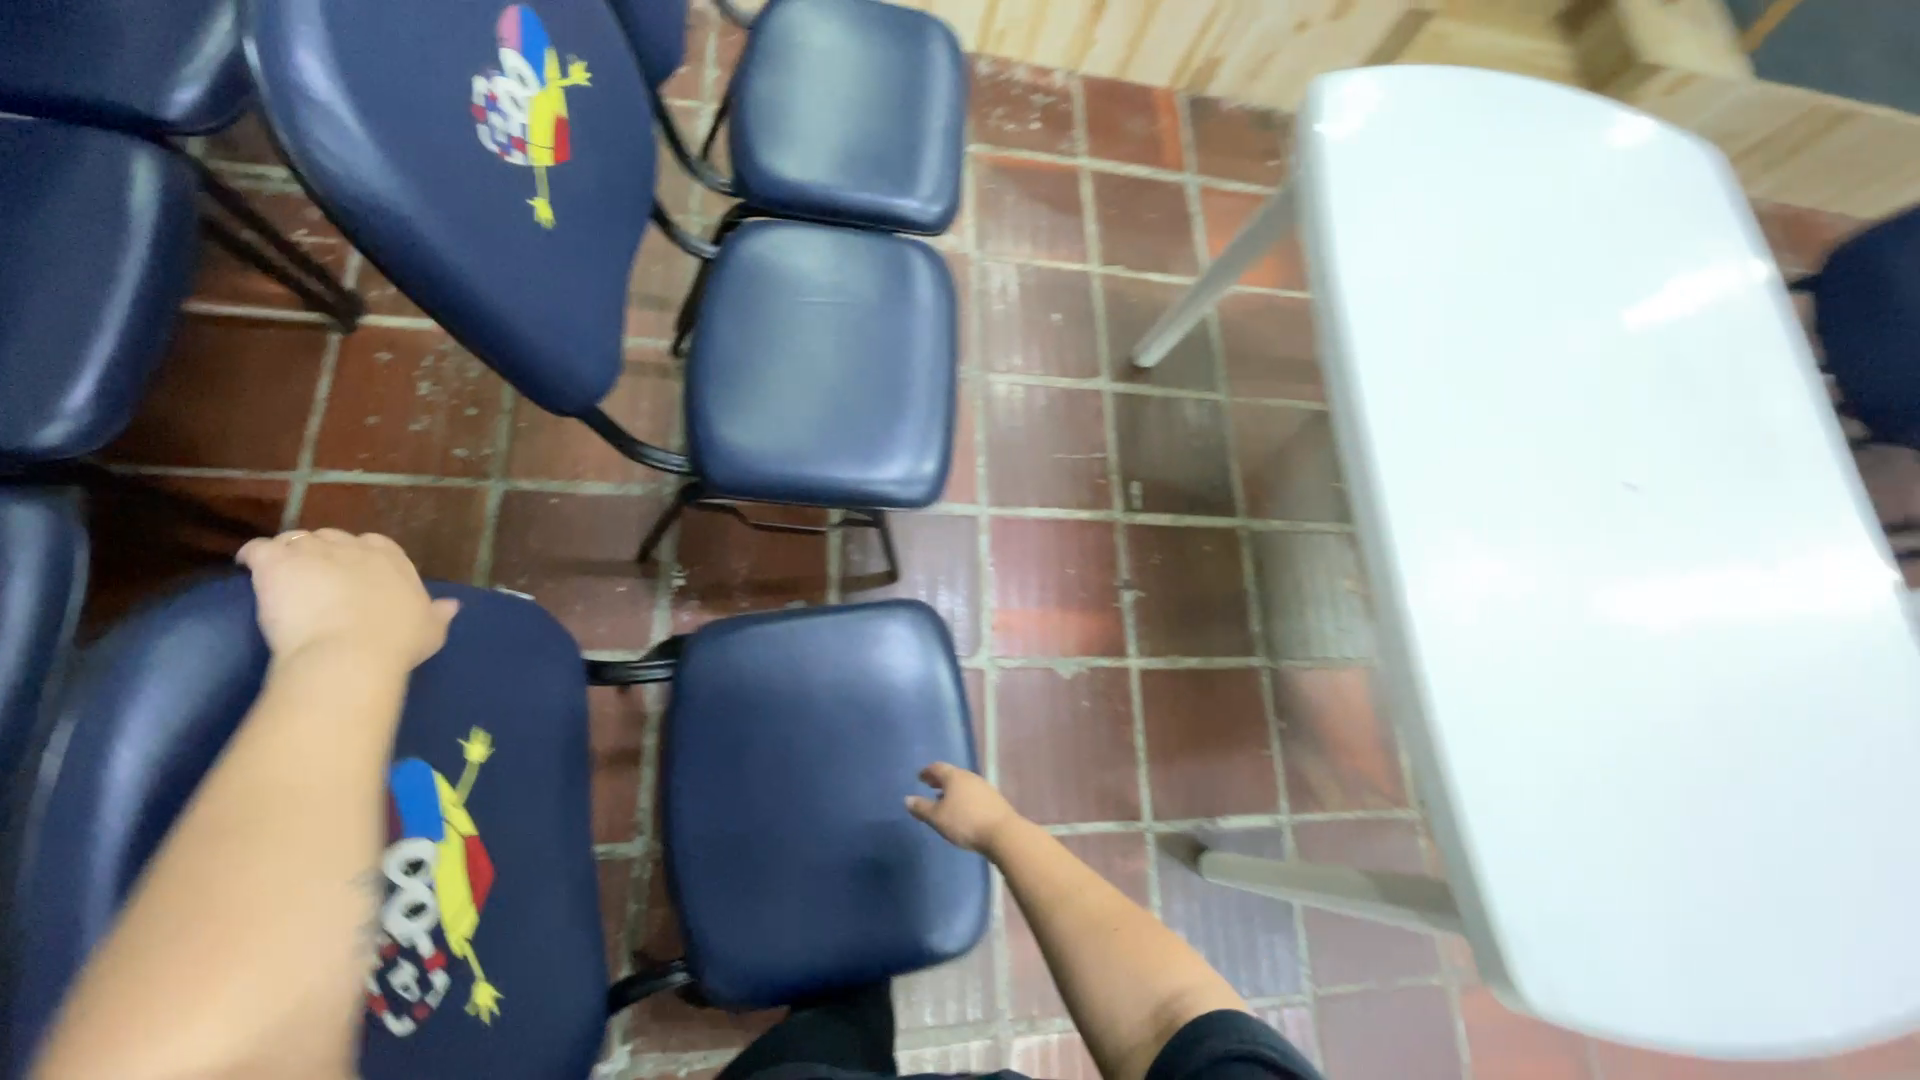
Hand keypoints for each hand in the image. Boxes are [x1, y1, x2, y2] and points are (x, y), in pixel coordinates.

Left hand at [236, 530, 458, 670]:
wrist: (352, 653)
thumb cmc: (397, 643)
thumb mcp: (430, 630)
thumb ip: (438, 614)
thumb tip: (452, 604)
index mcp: (393, 560)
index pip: (374, 544)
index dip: (360, 558)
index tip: (353, 576)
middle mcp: (354, 548)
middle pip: (332, 539)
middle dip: (323, 553)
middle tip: (315, 579)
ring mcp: (314, 551)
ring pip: (294, 539)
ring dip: (288, 553)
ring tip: (281, 575)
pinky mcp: (277, 563)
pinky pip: (257, 548)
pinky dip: (252, 556)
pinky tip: (249, 568)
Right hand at [905, 763, 1022, 853]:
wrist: (1002, 833)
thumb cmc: (965, 822)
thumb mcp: (937, 818)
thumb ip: (922, 808)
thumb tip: (907, 799)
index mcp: (954, 777)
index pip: (937, 768)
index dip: (927, 772)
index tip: (920, 777)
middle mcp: (970, 777)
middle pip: (952, 774)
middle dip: (940, 780)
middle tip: (930, 785)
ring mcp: (984, 787)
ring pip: (964, 784)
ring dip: (952, 789)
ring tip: (944, 799)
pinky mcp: (994, 799)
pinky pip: (973, 793)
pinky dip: (964, 797)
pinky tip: (962, 809)